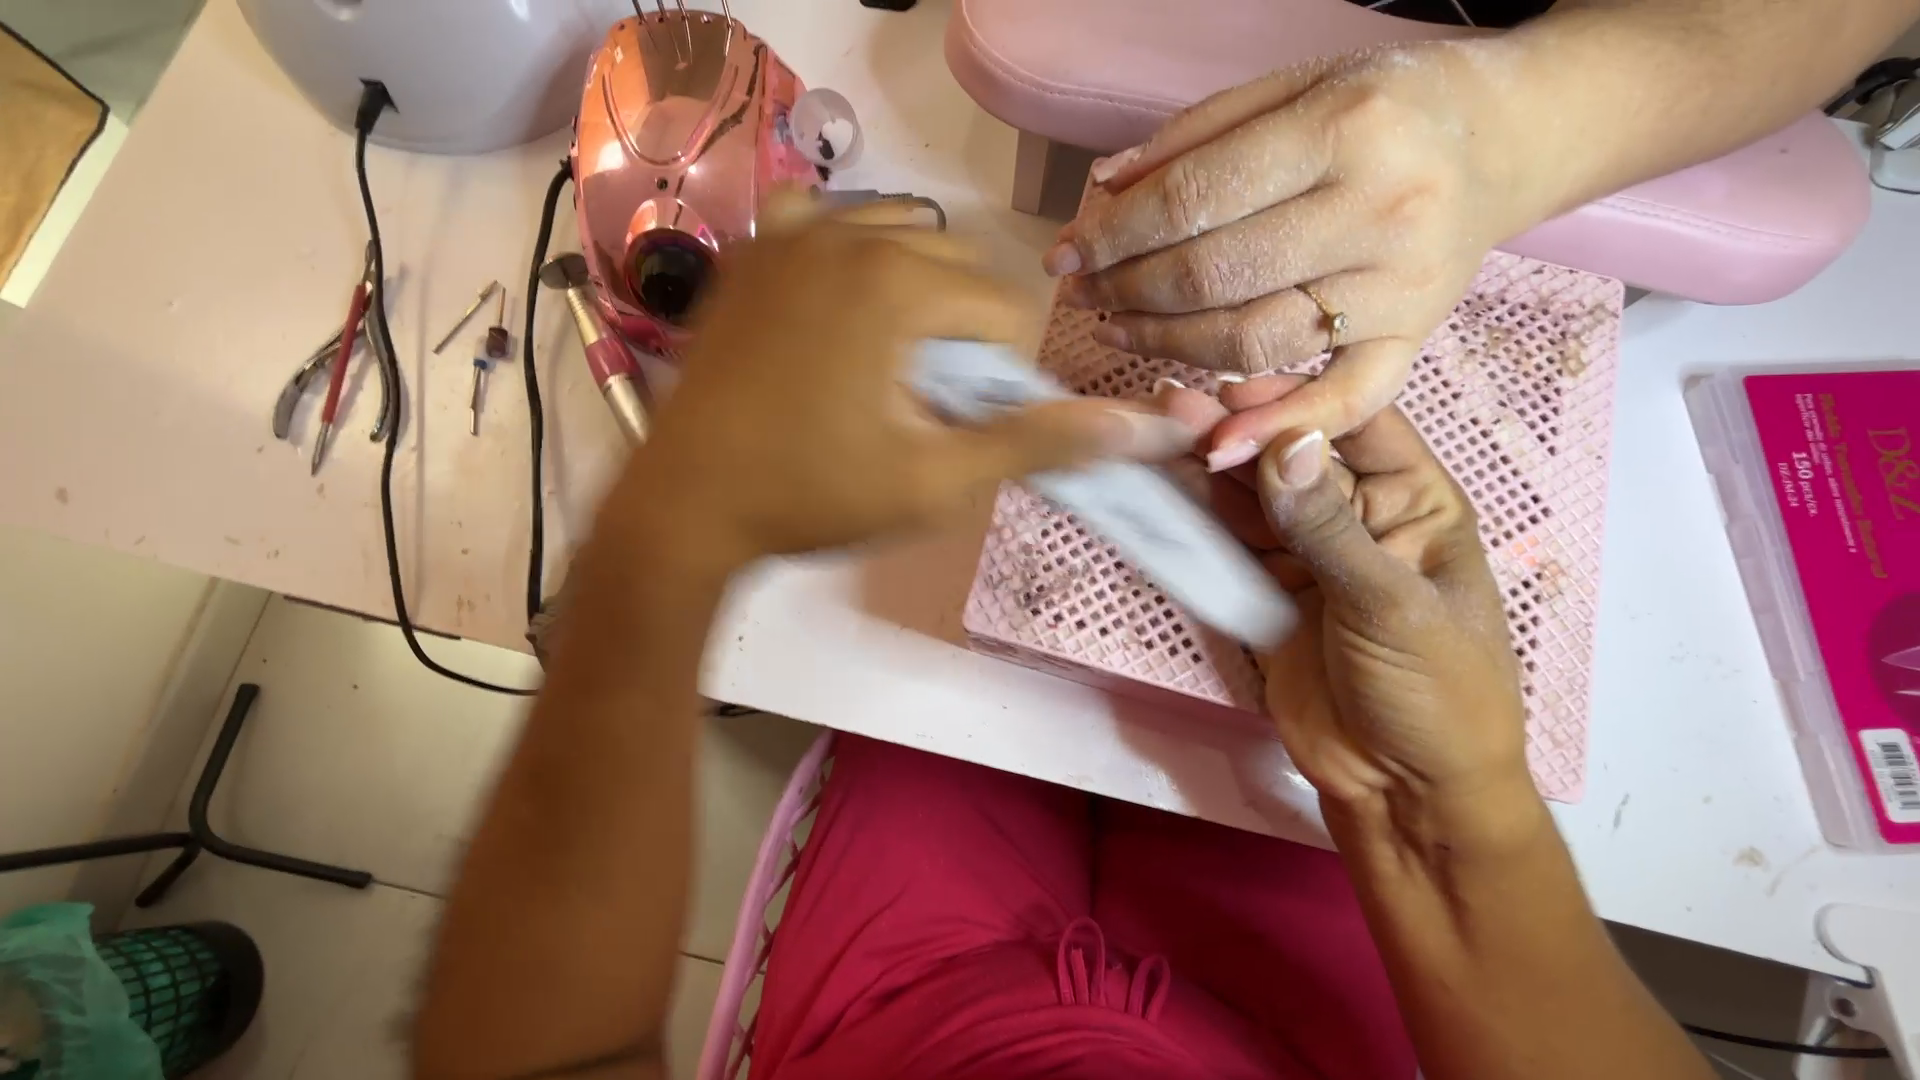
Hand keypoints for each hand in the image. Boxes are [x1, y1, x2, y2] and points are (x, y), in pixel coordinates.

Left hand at [609, 197, 1194, 567]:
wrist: (688, 506)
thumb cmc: (814, 498)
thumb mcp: (936, 481)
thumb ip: (1037, 444)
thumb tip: (1137, 427)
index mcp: (898, 284)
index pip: (1005, 308)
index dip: (1003, 372)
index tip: (962, 421)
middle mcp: (846, 235)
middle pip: (957, 267)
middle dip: (963, 332)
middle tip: (927, 400)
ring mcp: (788, 236)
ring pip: (898, 237)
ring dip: (915, 291)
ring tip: (888, 361)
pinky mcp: (749, 253)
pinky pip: (823, 225)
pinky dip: (848, 255)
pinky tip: (837, 307)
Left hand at [1052, 42, 1543, 469]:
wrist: (1503, 139)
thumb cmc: (1384, 107)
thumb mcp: (1290, 86)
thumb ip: (1192, 137)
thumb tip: (1101, 193)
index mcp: (1345, 129)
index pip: (1195, 201)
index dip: (1114, 236)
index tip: (1064, 255)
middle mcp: (1379, 212)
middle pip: (1214, 278)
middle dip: (1128, 291)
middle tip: (1085, 293)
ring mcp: (1402, 288)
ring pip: (1254, 342)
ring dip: (1168, 346)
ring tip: (1119, 329)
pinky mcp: (1415, 339)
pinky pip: (1345, 399)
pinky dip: (1278, 427)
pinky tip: (1217, 444)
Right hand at [1159, 377, 1532, 840]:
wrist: (1401, 790)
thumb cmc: (1435, 693)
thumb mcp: (1391, 605)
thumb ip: (1329, 527)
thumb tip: (1285, 443)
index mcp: (1415, 504)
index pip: (1359, 429)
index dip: (1301, 405)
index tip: (1238, 395)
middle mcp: (1358, 517)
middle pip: (1293, 459)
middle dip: (1240, 436)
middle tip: (1178, 409)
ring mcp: (1308, 555)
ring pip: (1254, 499)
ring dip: (1210, 472)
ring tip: (1160, 437)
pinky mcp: (1268, 591)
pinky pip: (1231, 546)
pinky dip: (1199, 520)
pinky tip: (1165, 489)